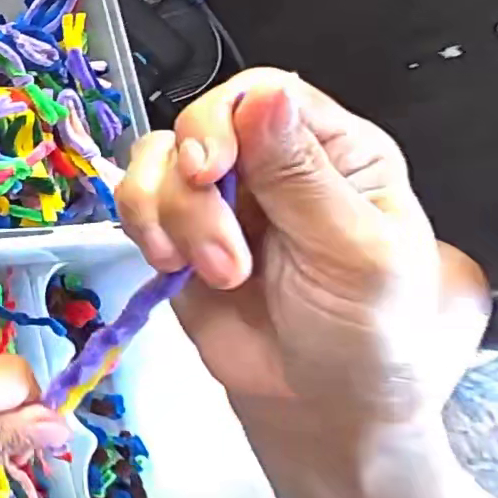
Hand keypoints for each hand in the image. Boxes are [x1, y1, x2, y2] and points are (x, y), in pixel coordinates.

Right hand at [117, 69, 490, 435]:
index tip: (209, 171)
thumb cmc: (364, 334)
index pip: (261, 93)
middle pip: (195, 126)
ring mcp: (213, 194)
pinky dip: (140, 227)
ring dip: (167, 217)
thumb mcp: (354, 254)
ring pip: (154, 161)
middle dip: (194, 193)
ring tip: (209, 272)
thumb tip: (265, 95)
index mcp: (332, 151)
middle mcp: (266, 161)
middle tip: (222, 257)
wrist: (312, 403)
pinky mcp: (172, 226)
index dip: (222, 120)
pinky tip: (170, 263)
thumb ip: (302, 176)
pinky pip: (133, 198)